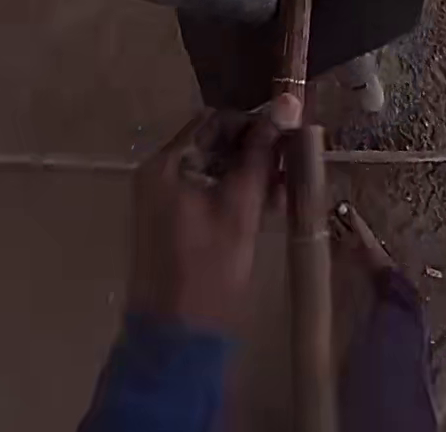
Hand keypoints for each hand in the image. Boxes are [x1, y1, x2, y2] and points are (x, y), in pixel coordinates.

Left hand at [125, 94, 301, 331]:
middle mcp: (158, 172)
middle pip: (211, 143)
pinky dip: (230, 193)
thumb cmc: (209, 270)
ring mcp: (161, 197)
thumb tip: (287, 103)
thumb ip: (261, 154)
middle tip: (287, 164)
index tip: (285, 137)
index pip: (213, 121)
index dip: (251, 123)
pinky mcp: (169, 219)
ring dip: (245, 173)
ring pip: (210, 168)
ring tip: (281, 187)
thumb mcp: (241, 206)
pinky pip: (203, 190)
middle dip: (251, 150)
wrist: (175, 343)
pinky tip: (263, 205)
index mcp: (167, 163)